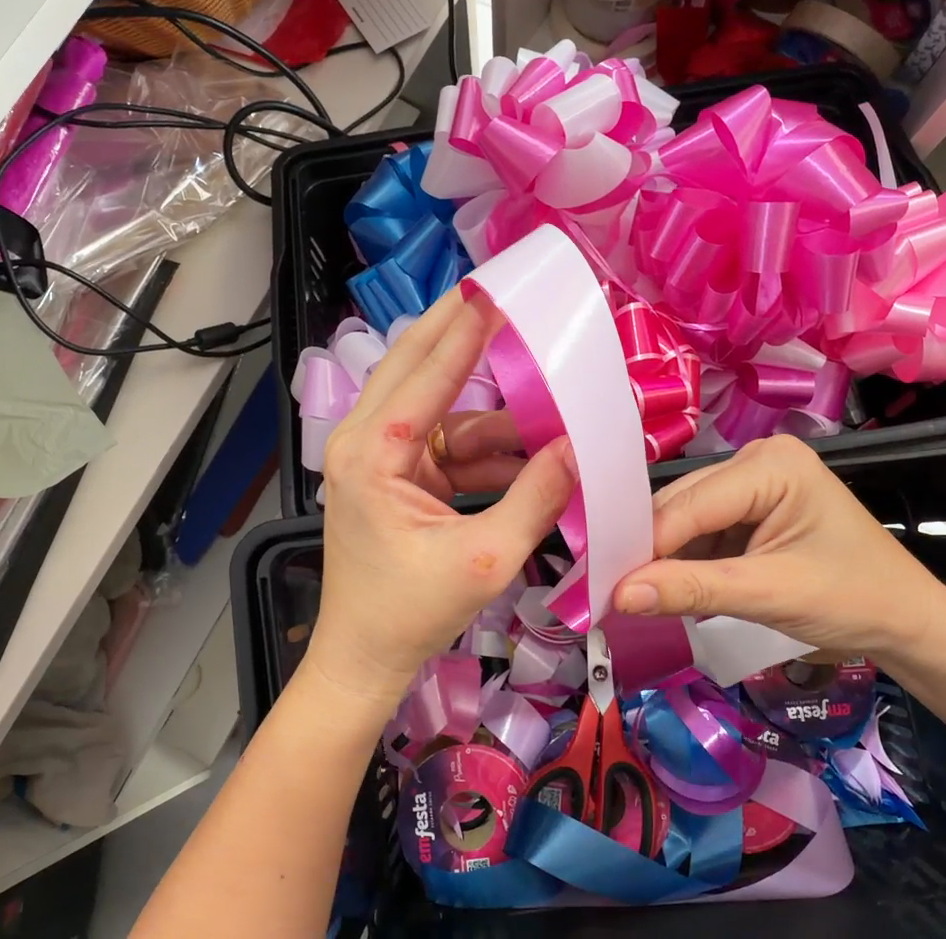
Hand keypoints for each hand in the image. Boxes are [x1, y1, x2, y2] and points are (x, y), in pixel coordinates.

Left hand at [307, 290, 576, 708]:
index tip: (497, 288)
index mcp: (372, 454)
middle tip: (498, 288)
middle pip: (414, 364)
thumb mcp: (485, 558)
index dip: (466, 331)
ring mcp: (379, 454)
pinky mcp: (396, 472)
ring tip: (547, 389)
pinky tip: (532, 447)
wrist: (365, 657)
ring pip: (439, 404)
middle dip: (458, 329)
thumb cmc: (410, 613)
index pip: (425, 374)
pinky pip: (447, 440)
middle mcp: (365, 440)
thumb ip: (536, 497)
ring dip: (491, 406)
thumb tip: (580, 446)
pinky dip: (486, 444)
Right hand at [612, 435, 945, 659]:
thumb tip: (618, 596)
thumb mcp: (769, 594)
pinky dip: (684, 561)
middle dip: (651, 550)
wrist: (908, 624)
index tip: (603, 587)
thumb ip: (693, 590)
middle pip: (682, 505)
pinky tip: (666, 587)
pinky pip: (701, 531)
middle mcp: (757, 460)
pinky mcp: (751, 508)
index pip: (690, 503)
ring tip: (630, 595)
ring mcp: (753, 482)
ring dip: (663, 557)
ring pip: (685, 519)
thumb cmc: (854, 600)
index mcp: (771, 464)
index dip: (646, 546)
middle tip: (610, 594)